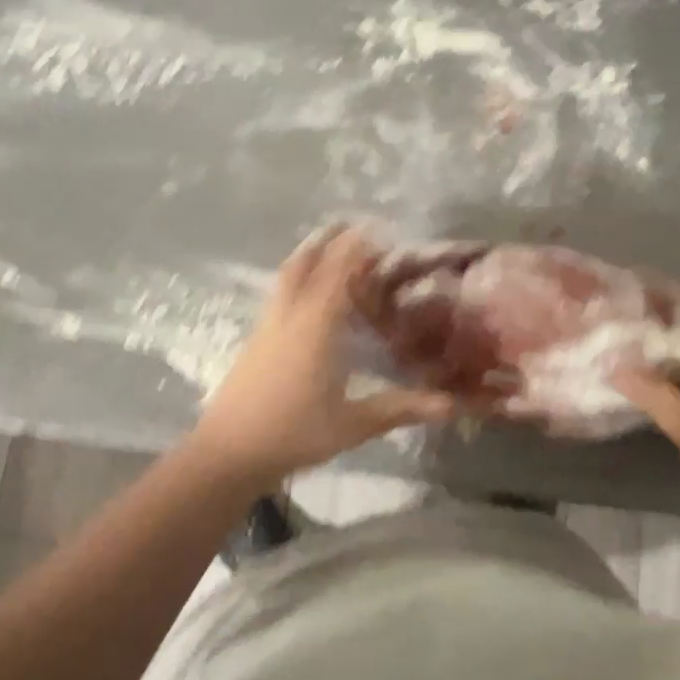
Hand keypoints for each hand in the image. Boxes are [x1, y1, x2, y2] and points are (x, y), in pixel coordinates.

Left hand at [187, 226, 452, 486]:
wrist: (227, 453)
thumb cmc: (294, 434)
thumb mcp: (353, 424)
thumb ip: (401, 409)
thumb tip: (451, 405)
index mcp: (316, 326)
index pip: (339, 273)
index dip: (358, 250)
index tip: (381, 234)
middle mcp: (290, 316)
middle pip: (307, 263)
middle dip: (330, 241)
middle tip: (353, 226)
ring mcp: (268, 327)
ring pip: (288, 277)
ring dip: (309, 257)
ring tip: (329, 249)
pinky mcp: (255, 342)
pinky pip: (280, 296)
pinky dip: (297, 281)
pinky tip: (307, 298)